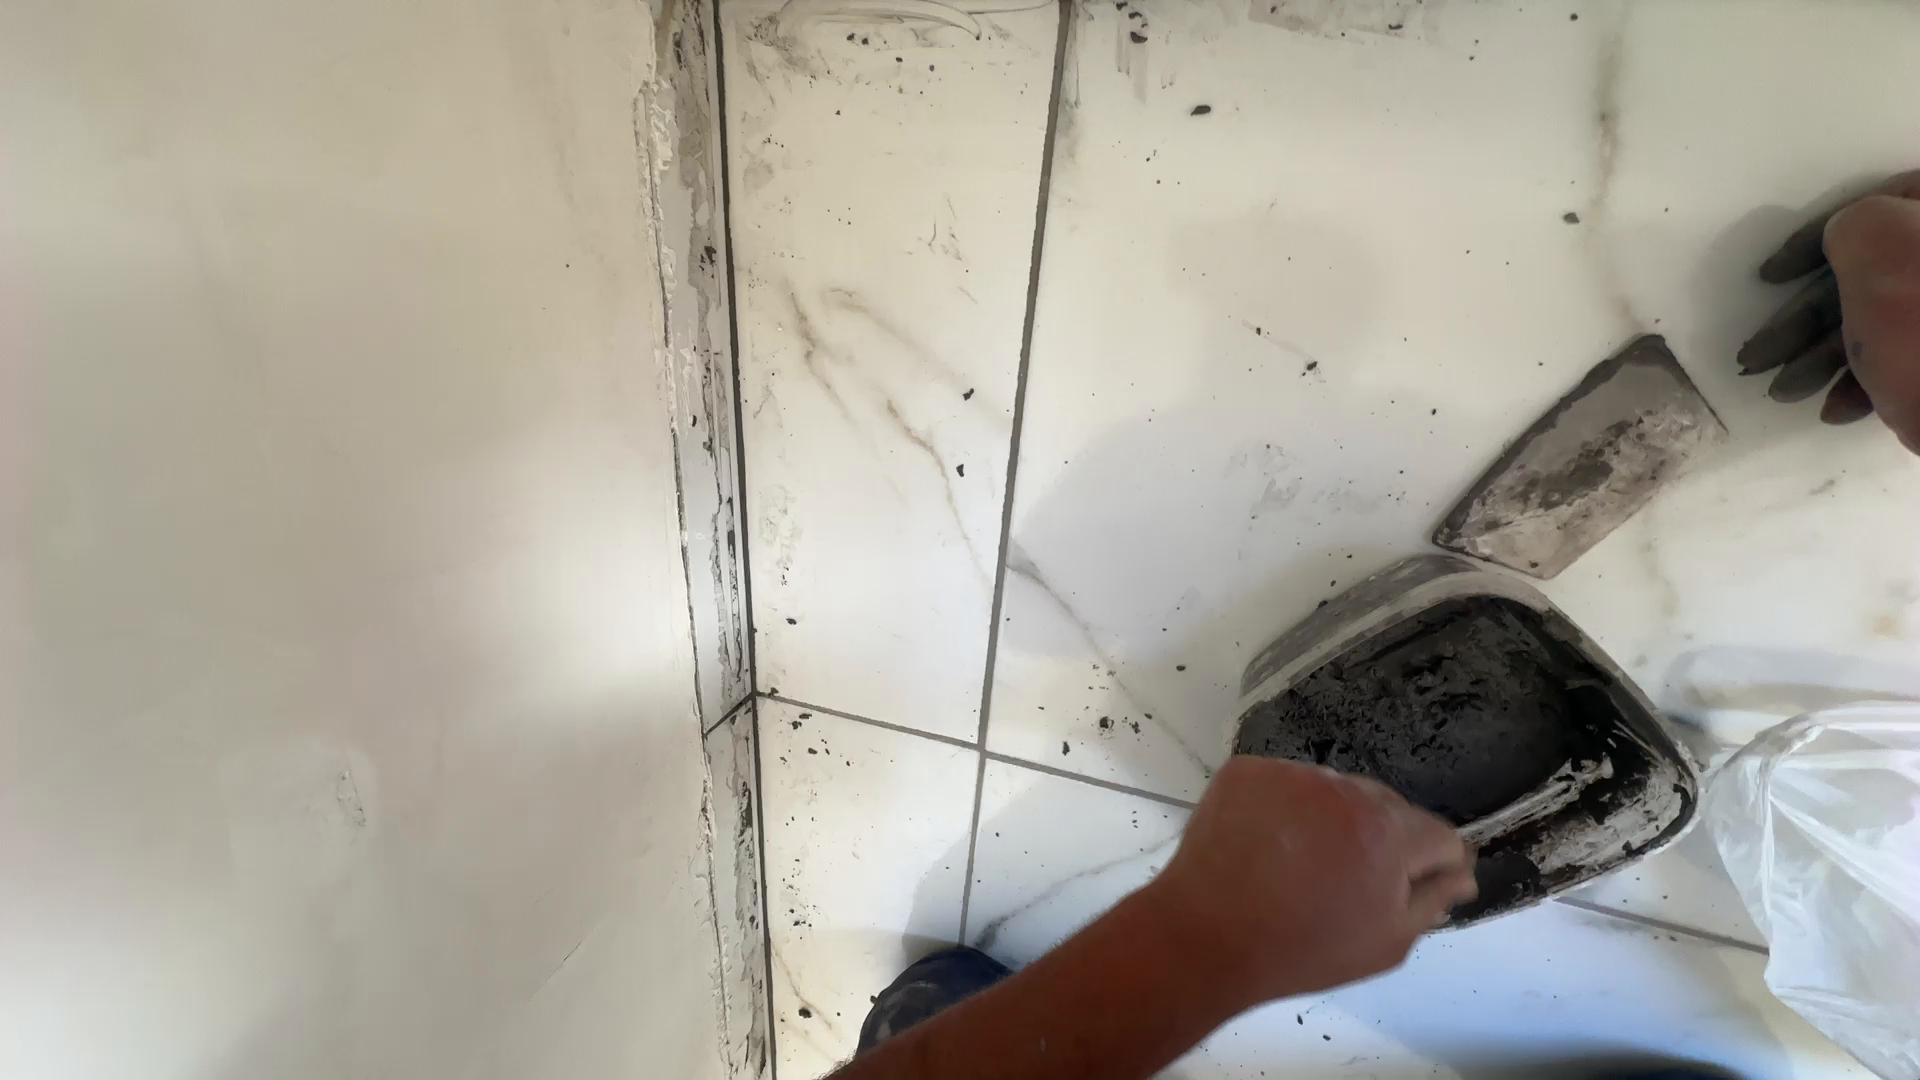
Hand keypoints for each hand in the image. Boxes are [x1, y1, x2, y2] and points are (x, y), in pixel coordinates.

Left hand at [1144, 756, 1476, 1008]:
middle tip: (1345, 879)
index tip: (1408, 887)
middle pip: (1384, 805)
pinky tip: (1267, 840)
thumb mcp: (1388, 940)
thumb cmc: (1303, 946)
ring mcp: (1287, 772)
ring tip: (1300, 861)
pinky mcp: (1244, 769)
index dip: (1432, 865)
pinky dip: (1283, 805)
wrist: (1207, 929)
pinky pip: (1282, 782)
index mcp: (1385, 829)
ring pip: (1330, 791)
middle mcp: (1339, 786)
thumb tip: (1458, 872)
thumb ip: (1432, 898)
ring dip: (1329, 817)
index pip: (1438, 834)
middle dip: (1380, 837)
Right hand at [1740, 171, 1919, 453]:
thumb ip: (1860, 228)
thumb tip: (1848, 231)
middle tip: (1760, 357)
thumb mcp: (1891, 264)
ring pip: (1896, 313)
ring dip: (1827, 355)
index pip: (1894, 199)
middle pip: (1887, 268)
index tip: (1769, 280)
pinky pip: (1918, 348)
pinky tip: (1844, 407)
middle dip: (1812, 317)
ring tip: (1789, 392)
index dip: (1820, 237)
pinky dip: (1873, 377)